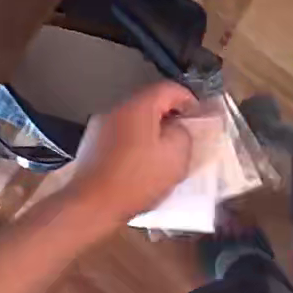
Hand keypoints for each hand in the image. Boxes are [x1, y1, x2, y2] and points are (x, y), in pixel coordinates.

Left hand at [59, 81, 199, 228]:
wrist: (93, 204)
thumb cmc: (138, 179)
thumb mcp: (176, 155)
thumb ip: (184, 133)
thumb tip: (178, 127)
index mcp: (138, 107)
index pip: (169, 89)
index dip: (189, 100)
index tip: (199, 117)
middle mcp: (116, 111)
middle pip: (149, 104)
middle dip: (170, 117)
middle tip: (185, 134)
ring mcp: (100, 128)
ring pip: (134, 122)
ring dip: (152, 132)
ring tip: (166, 152)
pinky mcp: (92, 147)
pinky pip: (121, 137)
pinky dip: (136, 144)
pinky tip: (143, 164)